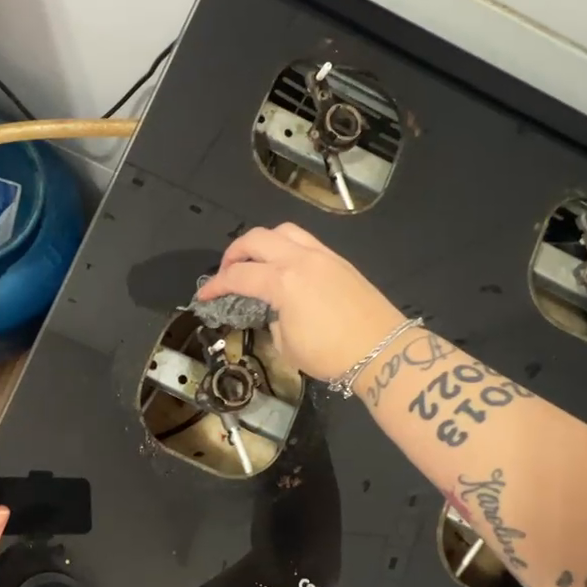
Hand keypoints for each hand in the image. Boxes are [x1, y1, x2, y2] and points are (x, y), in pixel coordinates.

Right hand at [195, 223, 404, 380]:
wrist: (383, 350)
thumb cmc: (331, 354)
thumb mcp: (286, 345)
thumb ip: (271, 319)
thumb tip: (271, 310)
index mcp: (282, 282)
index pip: (238, 276)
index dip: (214, 286)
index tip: (202, 296)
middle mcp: (300, 259)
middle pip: (256, 239)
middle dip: (233, 254)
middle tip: (225, 274)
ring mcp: (322, 256)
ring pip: (282, 231)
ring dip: (261, 243)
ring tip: (254, 263)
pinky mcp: (338, 261)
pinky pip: (304, 241)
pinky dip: (284, 248)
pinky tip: (283, 268)